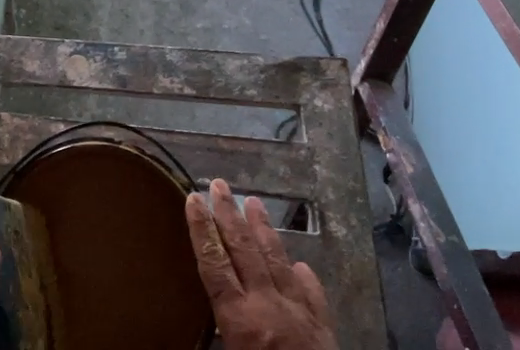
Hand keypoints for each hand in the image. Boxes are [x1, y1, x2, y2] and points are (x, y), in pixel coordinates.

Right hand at [185, 179, 337, 349]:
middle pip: (244, 251)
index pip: (214, 264)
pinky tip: (300, 262)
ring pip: (278, 261)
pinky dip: (304, 276)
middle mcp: (268, 306)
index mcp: (240, 319)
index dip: (202, 230)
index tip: (193, 198)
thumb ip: (216, 335)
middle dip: (229, 215)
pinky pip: (312, 294)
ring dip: (263, 230)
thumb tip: (194, 321)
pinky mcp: (325, 329)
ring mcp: (300, 314)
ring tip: (254, 202)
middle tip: (219, 184)